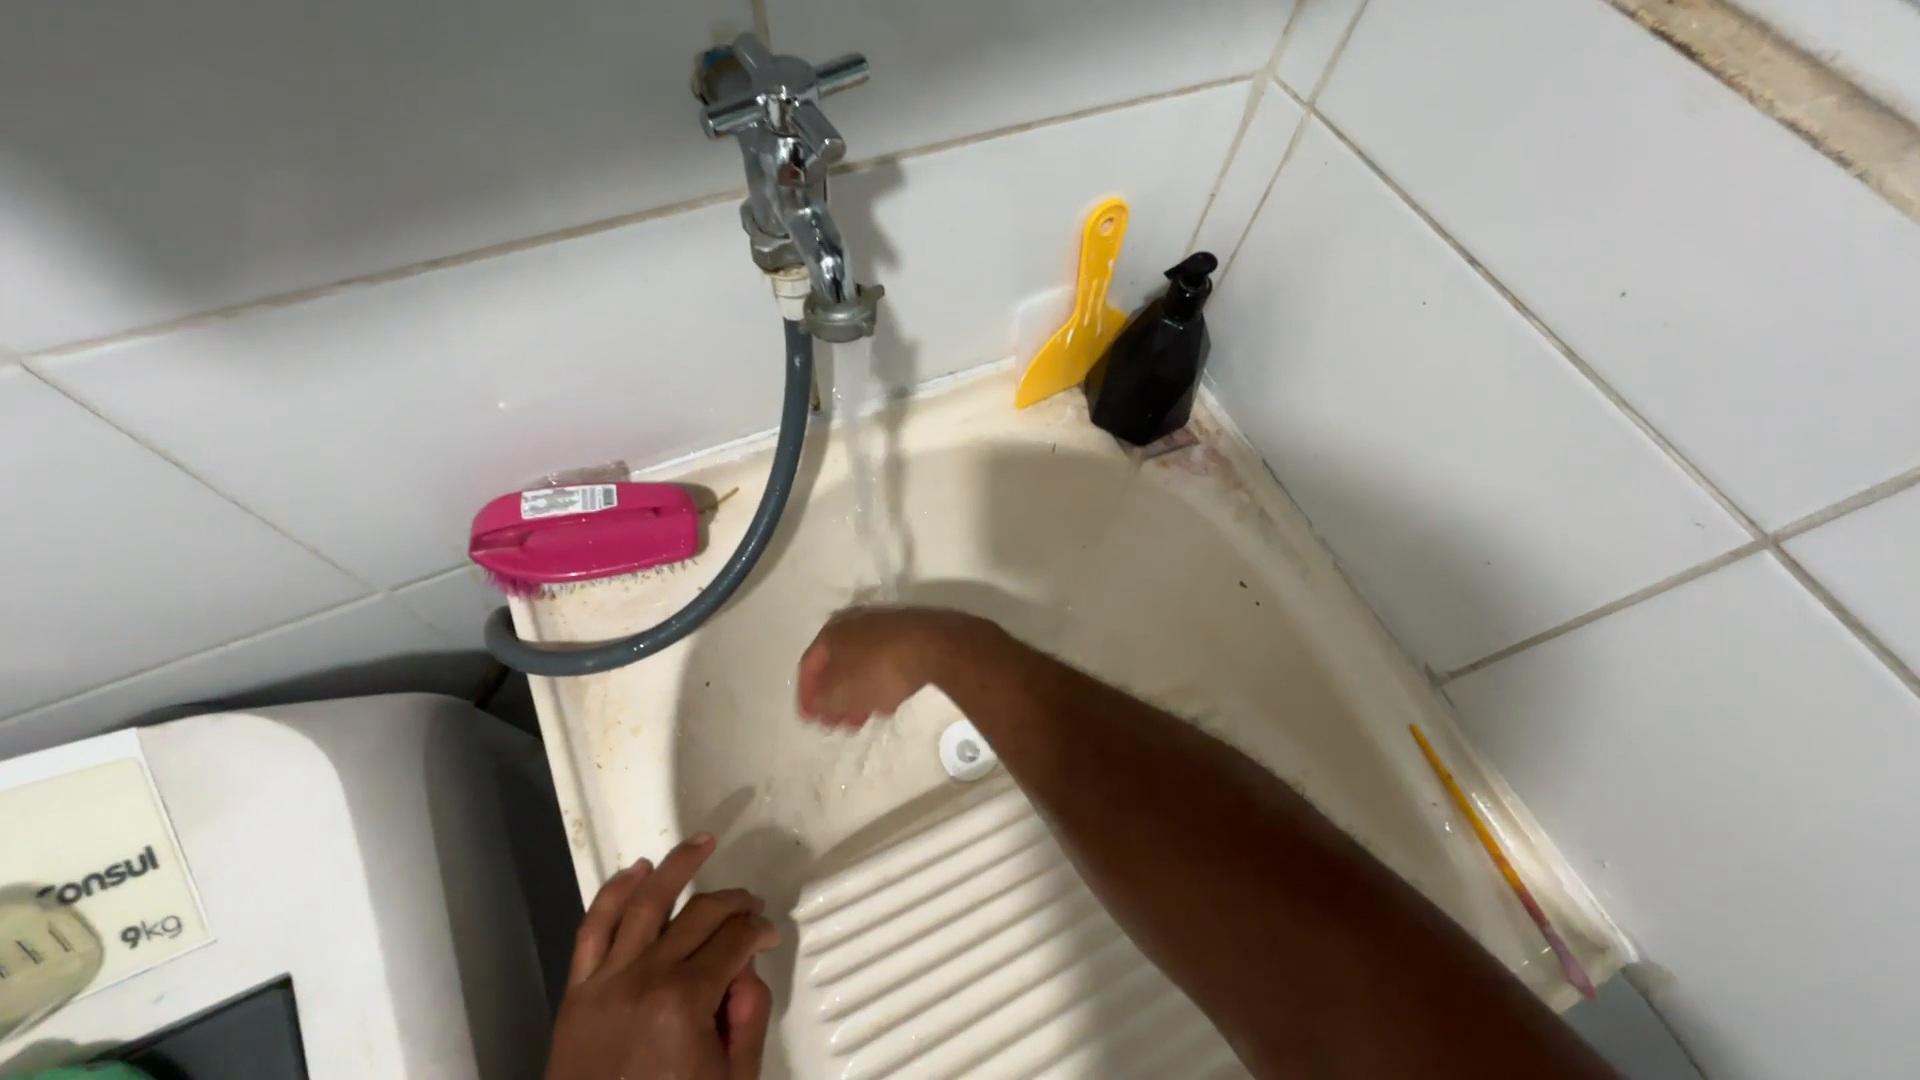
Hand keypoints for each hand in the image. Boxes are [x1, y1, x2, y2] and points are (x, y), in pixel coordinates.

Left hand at [545, 835, 778, 1079]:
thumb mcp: (734, 1078)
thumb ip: (749, 1014)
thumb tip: (746, 966)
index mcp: (686, 1001)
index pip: (735, 939)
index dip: (759, 930)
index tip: (768, 935)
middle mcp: (645, 978)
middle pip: (699, 915)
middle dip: (734, 901)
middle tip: (752, 903)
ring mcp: (606, 982)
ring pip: (645, 902)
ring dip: (677, 865)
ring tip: (702, 842)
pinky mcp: (577, 993)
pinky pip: (592, 929)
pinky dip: (613, 893)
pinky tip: (636, 869)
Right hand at [797, 607, 987, 727]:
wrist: (932, 646)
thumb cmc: (877, 669)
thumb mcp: (840, 693)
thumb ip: (823, 702)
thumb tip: (820, 705)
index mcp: (832, 632)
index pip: (809, 664)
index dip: (806, 694)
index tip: (808, 719)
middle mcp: (854, 624)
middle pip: (836, 665)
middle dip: (833, 698)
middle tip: (833, 723)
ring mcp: (883, 629)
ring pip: (862, 666)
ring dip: (856, 695)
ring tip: (858, 720)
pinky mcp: (908, 637)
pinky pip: (885, 665)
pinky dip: (878, 685)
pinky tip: (885, 704)